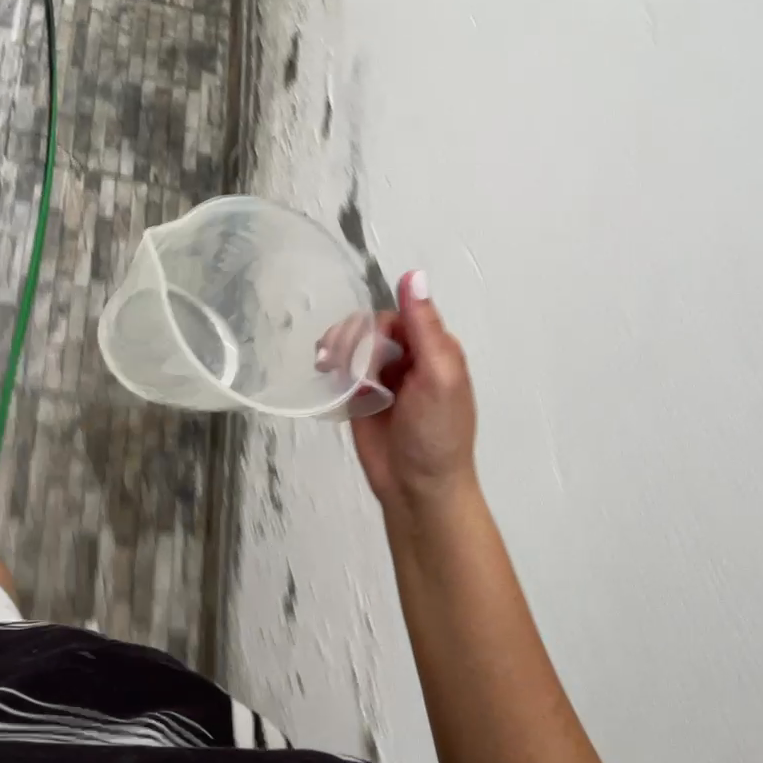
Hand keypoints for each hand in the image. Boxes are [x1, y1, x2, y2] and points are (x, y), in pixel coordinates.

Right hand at [332, 270, 478, 523]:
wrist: (417, 488)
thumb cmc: (436, 434)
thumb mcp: (438, 376)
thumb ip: (424, 326)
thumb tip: (413, 274)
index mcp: (434, 348)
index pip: (398, 315)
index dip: (376, 327)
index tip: (364, 347)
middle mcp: (409, 357)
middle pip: (370, 327)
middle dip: (352, 340)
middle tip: (342, 363)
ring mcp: (383, 377)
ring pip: (352, 344)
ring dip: (338, 350)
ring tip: (328, 366)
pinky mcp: (361, 395)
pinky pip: (341, 367)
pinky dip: (331, 366)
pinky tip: (324, 372)